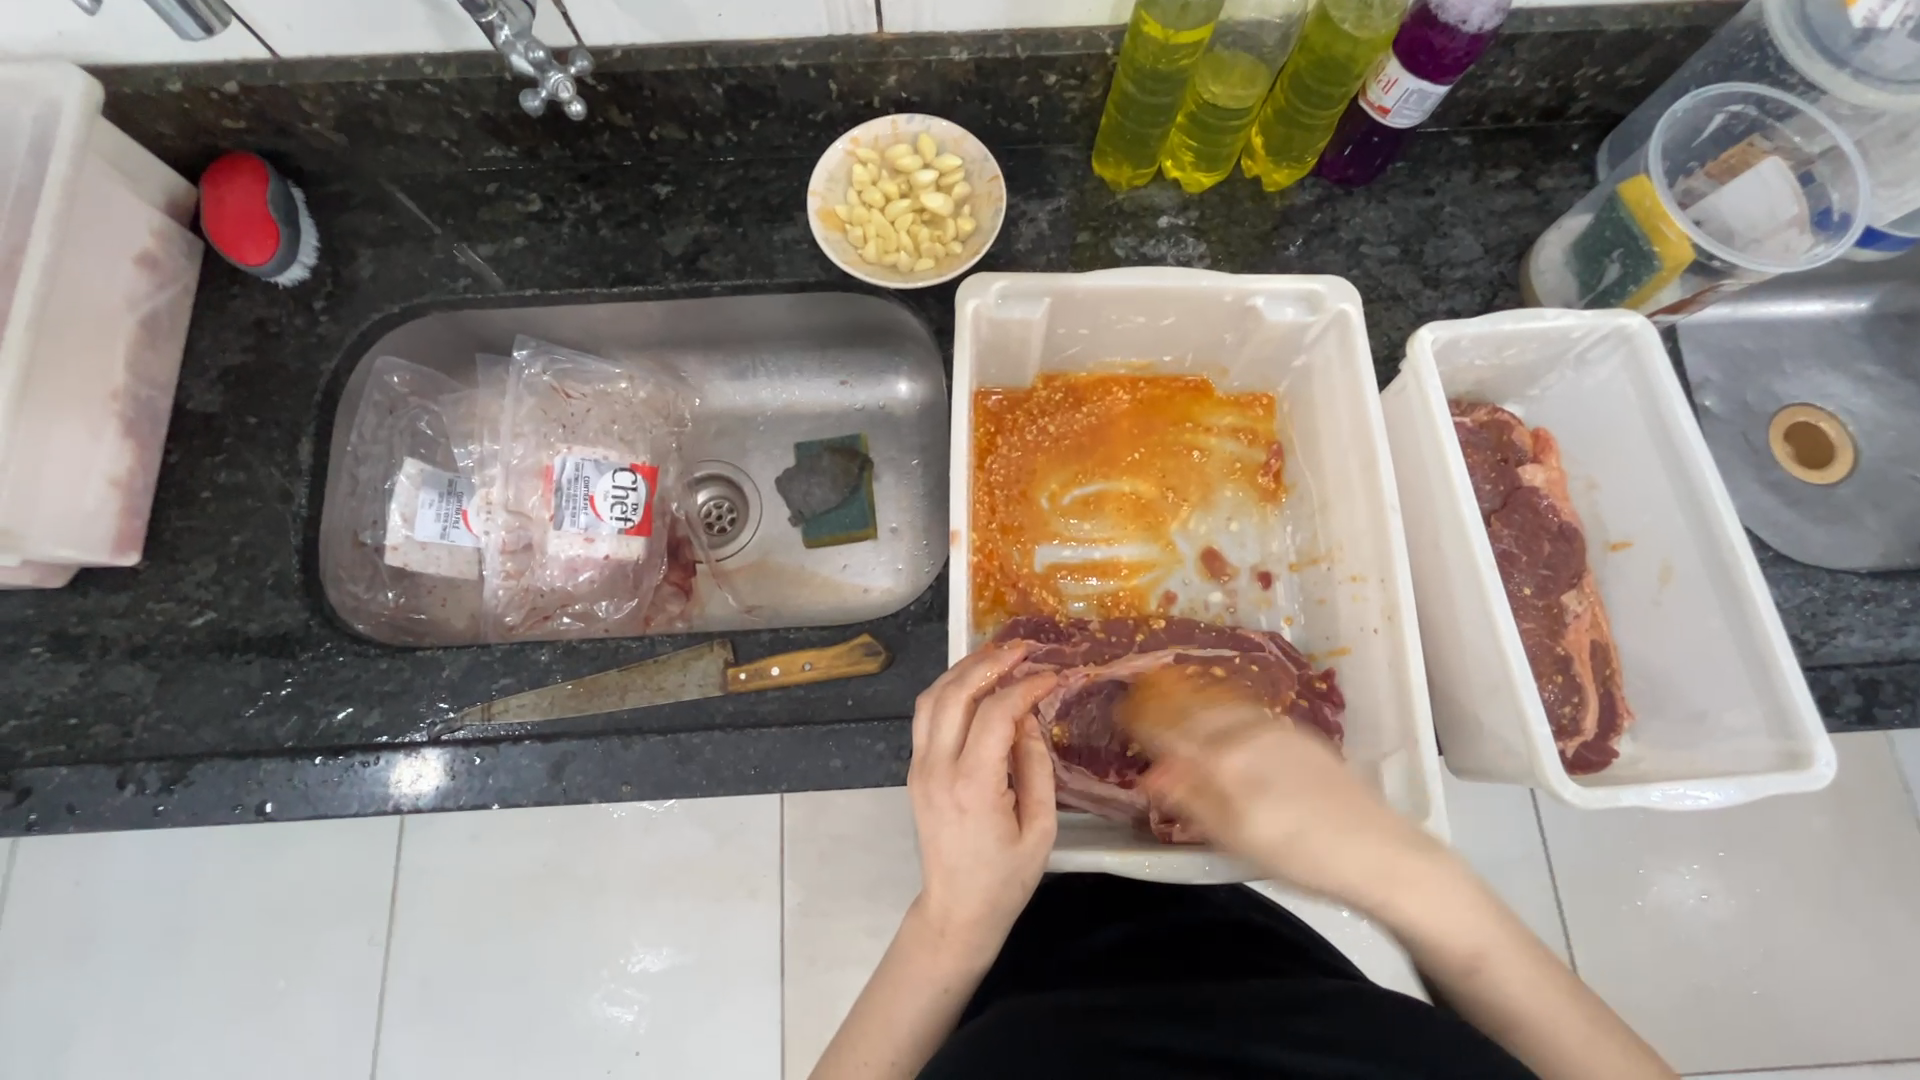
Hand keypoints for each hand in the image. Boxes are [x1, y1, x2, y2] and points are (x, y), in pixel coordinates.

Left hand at [906, 642, 1058, 958]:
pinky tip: (974, 681)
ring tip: (997, 654)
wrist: (957, 909)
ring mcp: (919, 766)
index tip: (1053, 675)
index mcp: (973, 785)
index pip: (997, 713)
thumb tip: (1028, 715)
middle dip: (991, 661)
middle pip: (956, 693)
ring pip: (932, 697)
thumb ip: (1035, 765)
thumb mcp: (1040, 827)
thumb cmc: (1006, 877)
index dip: (1026, 686)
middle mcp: (938, 768)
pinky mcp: (915, 769)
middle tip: (1023, 647)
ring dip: (964, 668)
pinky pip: (926, 715)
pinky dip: (949, 688)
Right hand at [1133, 690, 1447, 912]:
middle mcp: (1245, 733)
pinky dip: (1221, 702)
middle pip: (1193, 708)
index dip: (1142, 720)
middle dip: (1163, 699)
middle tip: (1140, 693)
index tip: (1122, 710)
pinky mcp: (1298, 734)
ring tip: (1172, 688)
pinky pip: (1245, 708)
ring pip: (1220, 703)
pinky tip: (1221, 707)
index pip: (1170, 730)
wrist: (1380, 851)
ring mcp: (1275, 730)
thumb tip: (1149, 774)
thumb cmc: (1301, 854)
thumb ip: (1191, 801)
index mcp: (1224, 759)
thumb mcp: (1236, 837)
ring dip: (1191, 694)